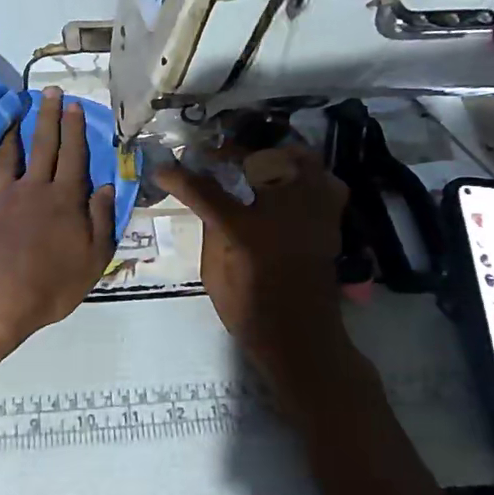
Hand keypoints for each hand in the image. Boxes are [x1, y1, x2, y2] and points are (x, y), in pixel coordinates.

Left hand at [0, 88, 117, 342]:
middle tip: (49, 91)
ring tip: (14, 113)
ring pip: (8, 156)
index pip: (74, 155)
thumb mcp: (94, 258)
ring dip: (13, 133)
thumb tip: (108, 187)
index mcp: (65, 198)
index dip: (75, 129)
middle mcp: (33, 188)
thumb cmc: (51, 283)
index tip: (74, 105)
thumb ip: (102, 220)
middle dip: (48, 116)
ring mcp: (1, 196)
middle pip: (43, 146)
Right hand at [154, 144, 350, 377]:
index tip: (163, 170)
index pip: (205, 192)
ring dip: (272, 156)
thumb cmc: (250, 313)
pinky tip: (290, 184)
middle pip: (258, 160)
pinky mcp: (331, 220)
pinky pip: (325, 181)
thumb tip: (208, 200)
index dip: (179, 178)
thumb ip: (212, 232)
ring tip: (255, 164)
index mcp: (247, 233)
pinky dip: (308, 175)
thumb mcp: (214, 274)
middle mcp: (283, 215)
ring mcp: (313, 214)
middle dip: (231, 154)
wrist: (303, 340)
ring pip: (299, 160)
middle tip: (214, 161)